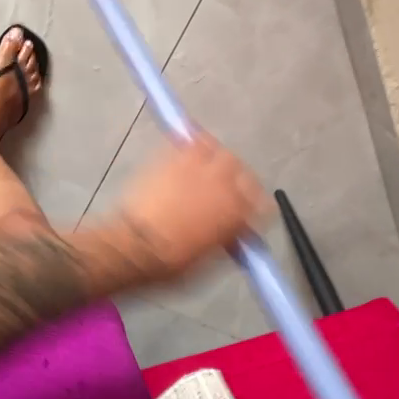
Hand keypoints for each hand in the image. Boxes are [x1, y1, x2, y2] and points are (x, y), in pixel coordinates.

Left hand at [105, 134, 266, 283]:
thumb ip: (229, 236)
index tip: (249, 210)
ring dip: (215, 156)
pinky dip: (193, 142)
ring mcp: (197, 166)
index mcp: (237, 211)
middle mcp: (223, 183)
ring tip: (208, 165)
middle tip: (227, 185)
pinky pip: (190, 139)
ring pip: (217, 149)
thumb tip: (235, 232)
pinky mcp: (173, 156)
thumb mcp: (212, 256)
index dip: (255, 205)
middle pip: (239, 168)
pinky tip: (188, 150)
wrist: (138, 241)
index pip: (260, 201)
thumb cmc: (176, 259)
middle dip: (236, 176)